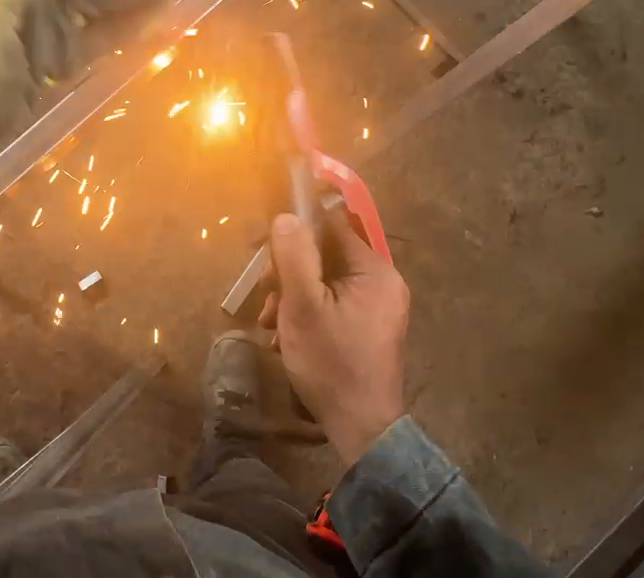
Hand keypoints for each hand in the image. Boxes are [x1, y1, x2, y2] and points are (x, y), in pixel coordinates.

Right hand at [261, 212, 409, 465]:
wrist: (361, 429)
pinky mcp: (366, 328)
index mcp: (375, 272)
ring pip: (323, 281)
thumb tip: (285, 215)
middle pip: (324, 256)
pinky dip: (305, 312)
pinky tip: (285, 335)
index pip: (331, 228)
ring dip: (291, 296)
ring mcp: (376, 307)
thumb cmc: (332, 362)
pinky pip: (330, 303)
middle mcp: (382, 283)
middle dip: (288, 273)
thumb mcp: (303, 306)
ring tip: (271, 324)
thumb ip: (294, 256)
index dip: (294, 231)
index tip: (261, 246)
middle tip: (266, 299)